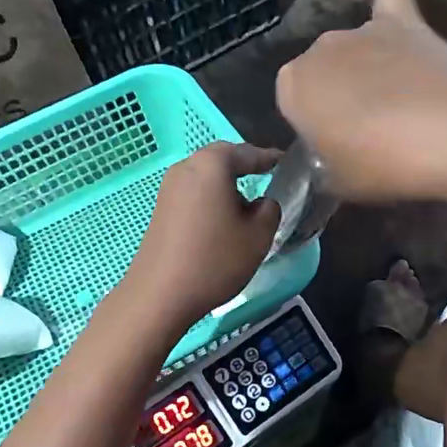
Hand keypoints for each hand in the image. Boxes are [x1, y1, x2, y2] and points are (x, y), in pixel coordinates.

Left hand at [121, 143, 281, 324]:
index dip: (270, 159)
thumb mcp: (259, 236)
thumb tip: (262, 203)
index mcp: (213, 164)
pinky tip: (221, 223)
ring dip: (226, 187)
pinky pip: (194, 195)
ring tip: (246, 208)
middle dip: (245, 168)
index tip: (285, 163)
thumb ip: (270, 210)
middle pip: (223, 160)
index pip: (249, 153)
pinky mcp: (161, 209)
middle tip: (267, 180)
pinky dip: (211, 201)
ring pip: (206, 178)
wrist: (161, 294)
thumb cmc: (215, 260)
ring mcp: (169, 188)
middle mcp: (187, 167)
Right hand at [276, 0, 446, 204]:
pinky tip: (401, 30)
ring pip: (354, 46)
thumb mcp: (339, 184)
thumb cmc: (384, 165)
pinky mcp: (406, 18)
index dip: (313, 126)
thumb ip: (323, 164)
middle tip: (367, 128)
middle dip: (337, 93)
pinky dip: (391, 9)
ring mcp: (364, 28)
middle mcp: (320, 48)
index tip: (336, 146)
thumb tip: (329, 156)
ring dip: (365, 66)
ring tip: (395, 97)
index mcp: (293, 86)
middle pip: (322, 70)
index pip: (292, 104)